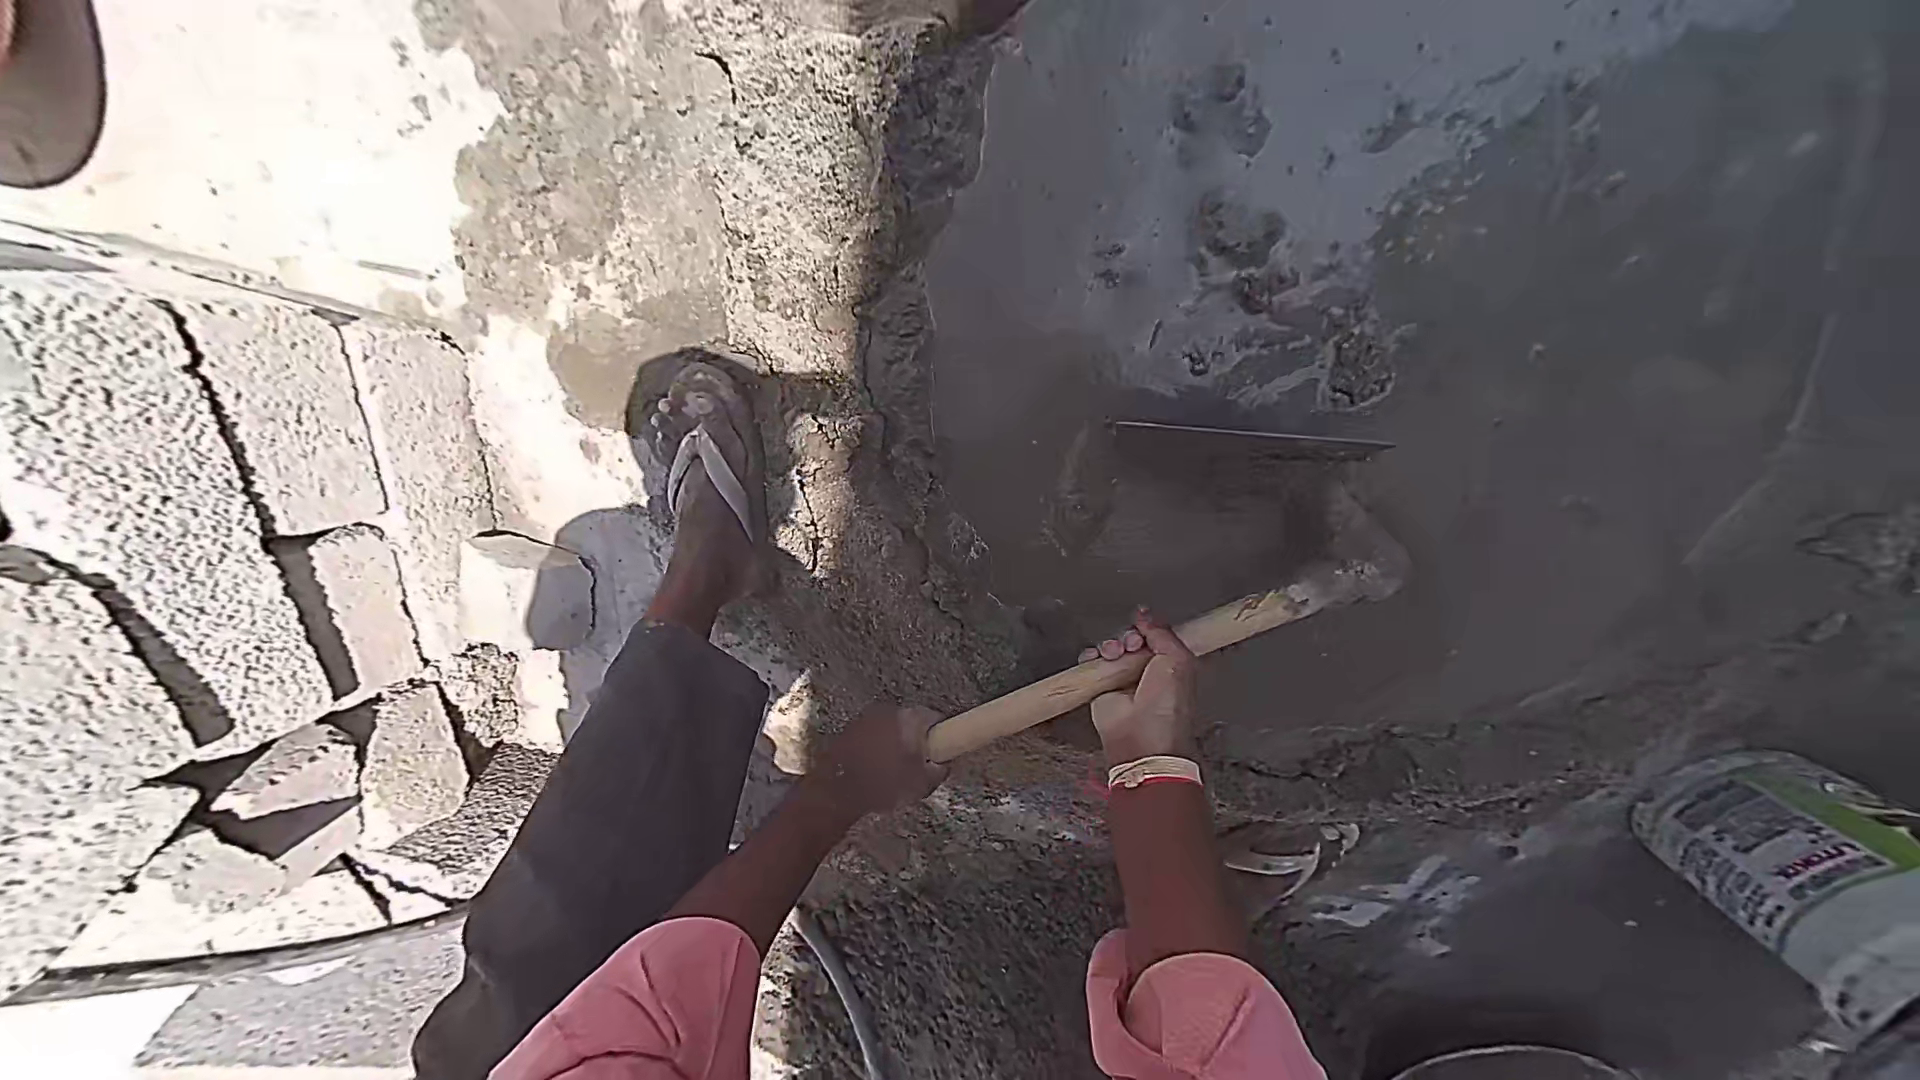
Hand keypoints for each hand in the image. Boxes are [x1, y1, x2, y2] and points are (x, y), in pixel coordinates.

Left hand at [809, 703, 948, 817]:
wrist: (837, 791)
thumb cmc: (883, 785)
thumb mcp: (923, 785)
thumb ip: (940, 770)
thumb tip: (943, 762)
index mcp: (912, 719)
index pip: (937, 718)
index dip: (943, 735)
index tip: (941, 750)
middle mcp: (890, 711)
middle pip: (913, 721)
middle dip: (917, 739)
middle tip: (918, 764)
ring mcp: (868, 717)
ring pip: (892, 727)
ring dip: (895, 742)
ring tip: (893, 770)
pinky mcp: (850, 728)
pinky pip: (873, 734)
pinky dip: (876, 746)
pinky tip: (875, 768)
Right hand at [1078, 608, 1198, 765]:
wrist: (1142, 736)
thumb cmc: (1168, 706)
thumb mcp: (1178, 659)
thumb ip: (1162, 632)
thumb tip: (1145, 613)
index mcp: (1169, 664)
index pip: (1154, 634)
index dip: (1148, 627)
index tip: (1144, 627)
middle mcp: (1145, 670)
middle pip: (1130, 638)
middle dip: (1129, 635)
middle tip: (1131, 644)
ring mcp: (1122, 678)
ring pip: (1111, 647)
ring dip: (1111, 645)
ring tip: (1115, 655)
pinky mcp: (1100, 687)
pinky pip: (1091, 662)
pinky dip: (1091, 656)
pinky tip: (1098, 659)